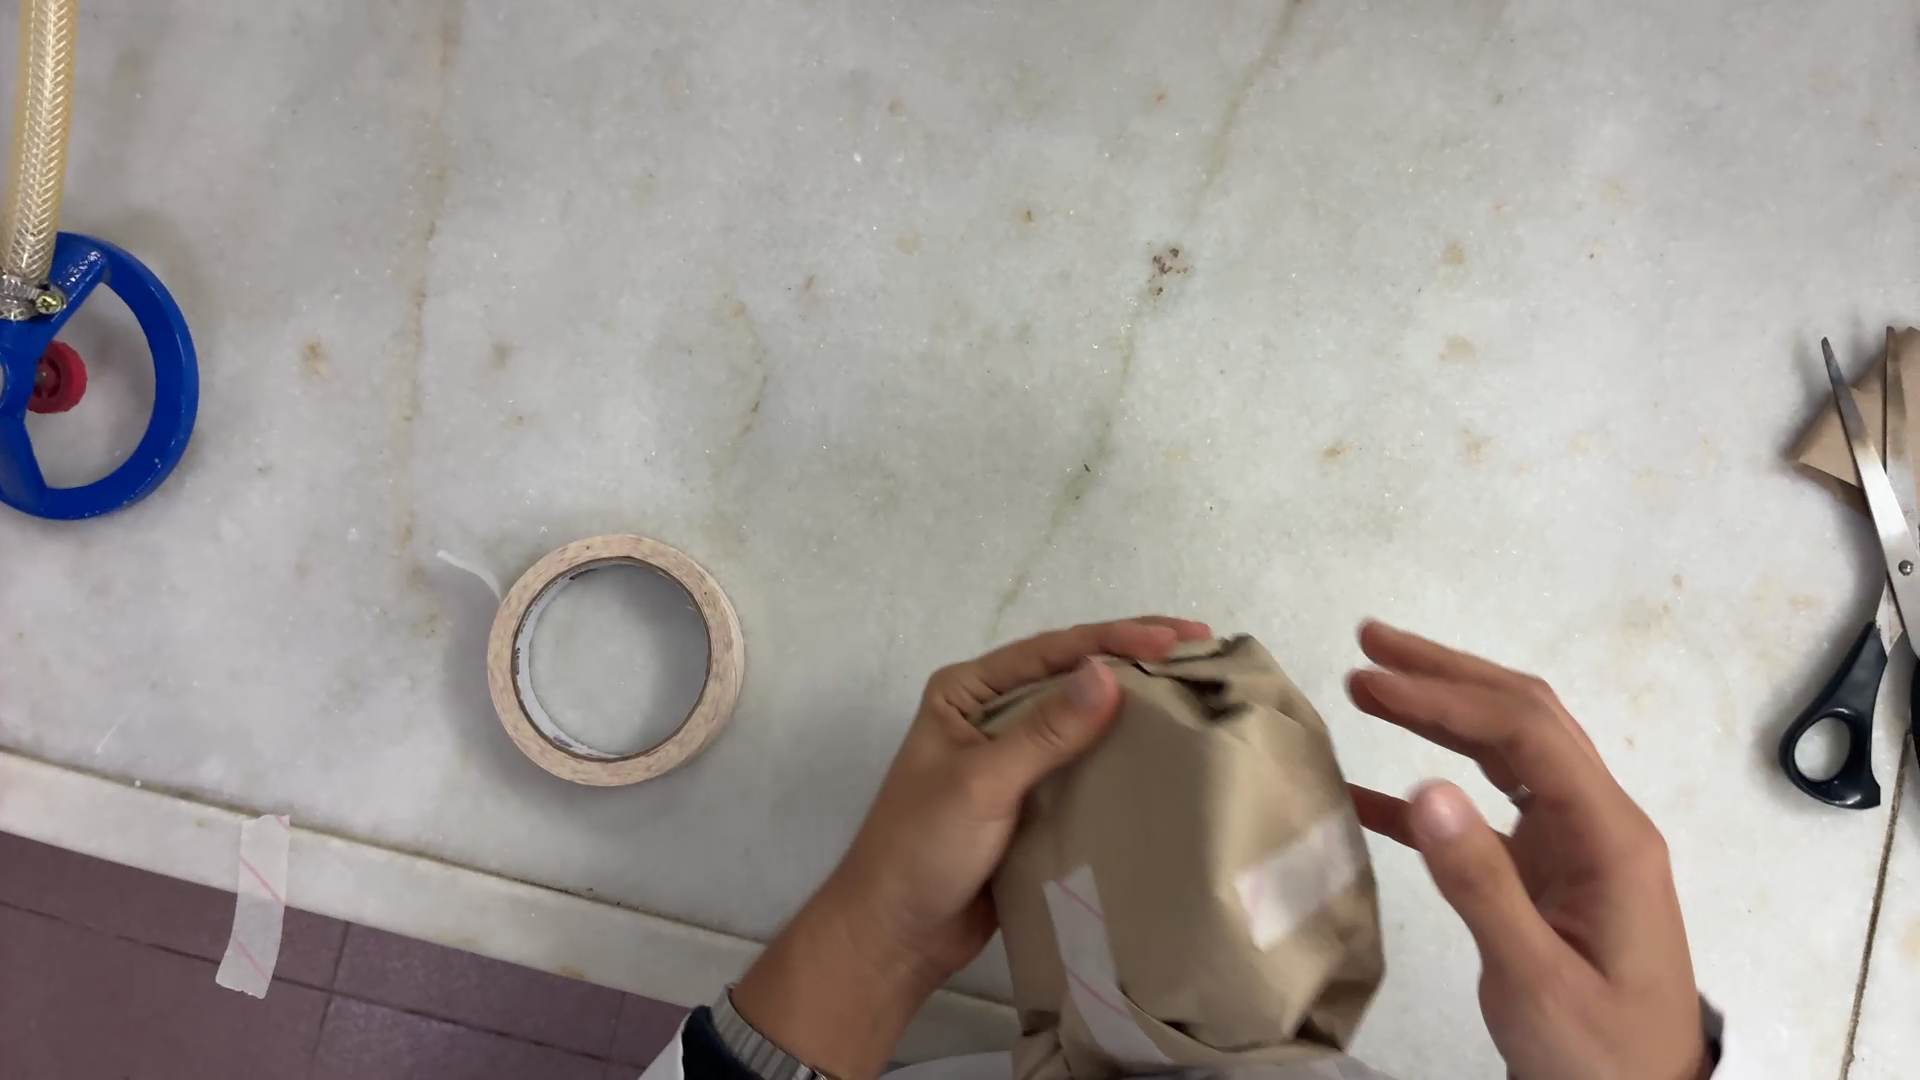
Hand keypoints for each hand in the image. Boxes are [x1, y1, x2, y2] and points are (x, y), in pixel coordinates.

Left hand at [733, 616, 1211, 1079]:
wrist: (898, 934)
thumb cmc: (922, 847)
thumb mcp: (981, 782)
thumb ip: (1044, 732)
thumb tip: (1107, 675)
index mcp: (968, 690)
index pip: (1049, 652)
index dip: (1112, 639)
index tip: (1175, 637)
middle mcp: (992, 711)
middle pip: (1070, 674)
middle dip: (1130, 656)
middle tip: (1199, 646)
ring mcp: (1014, 754)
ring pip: (1082, 717)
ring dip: (1132, 702)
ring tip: (1193, 687)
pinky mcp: (1033, 794)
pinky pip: (1084, 761)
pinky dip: (1121, 750)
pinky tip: (1162, 747)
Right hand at [1346, 621, 1707, 1079]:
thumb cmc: (1597, 1052)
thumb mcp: (1538, 980)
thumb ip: (1481, 884)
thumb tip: (1424, 787)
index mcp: (1608, 835)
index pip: (1523, 731)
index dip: (1443, 696)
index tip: (1366, 682)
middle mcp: (1593, 816)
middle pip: (1520, 712)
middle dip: (1442, 671)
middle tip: (1367, 643)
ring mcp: (1568, 835)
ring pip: (1502, 740)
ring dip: (1436, 702)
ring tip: (1367, 677)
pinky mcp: (1538, 858)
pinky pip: (1478, 796)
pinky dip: (1418, 778)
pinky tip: (1359, 785)